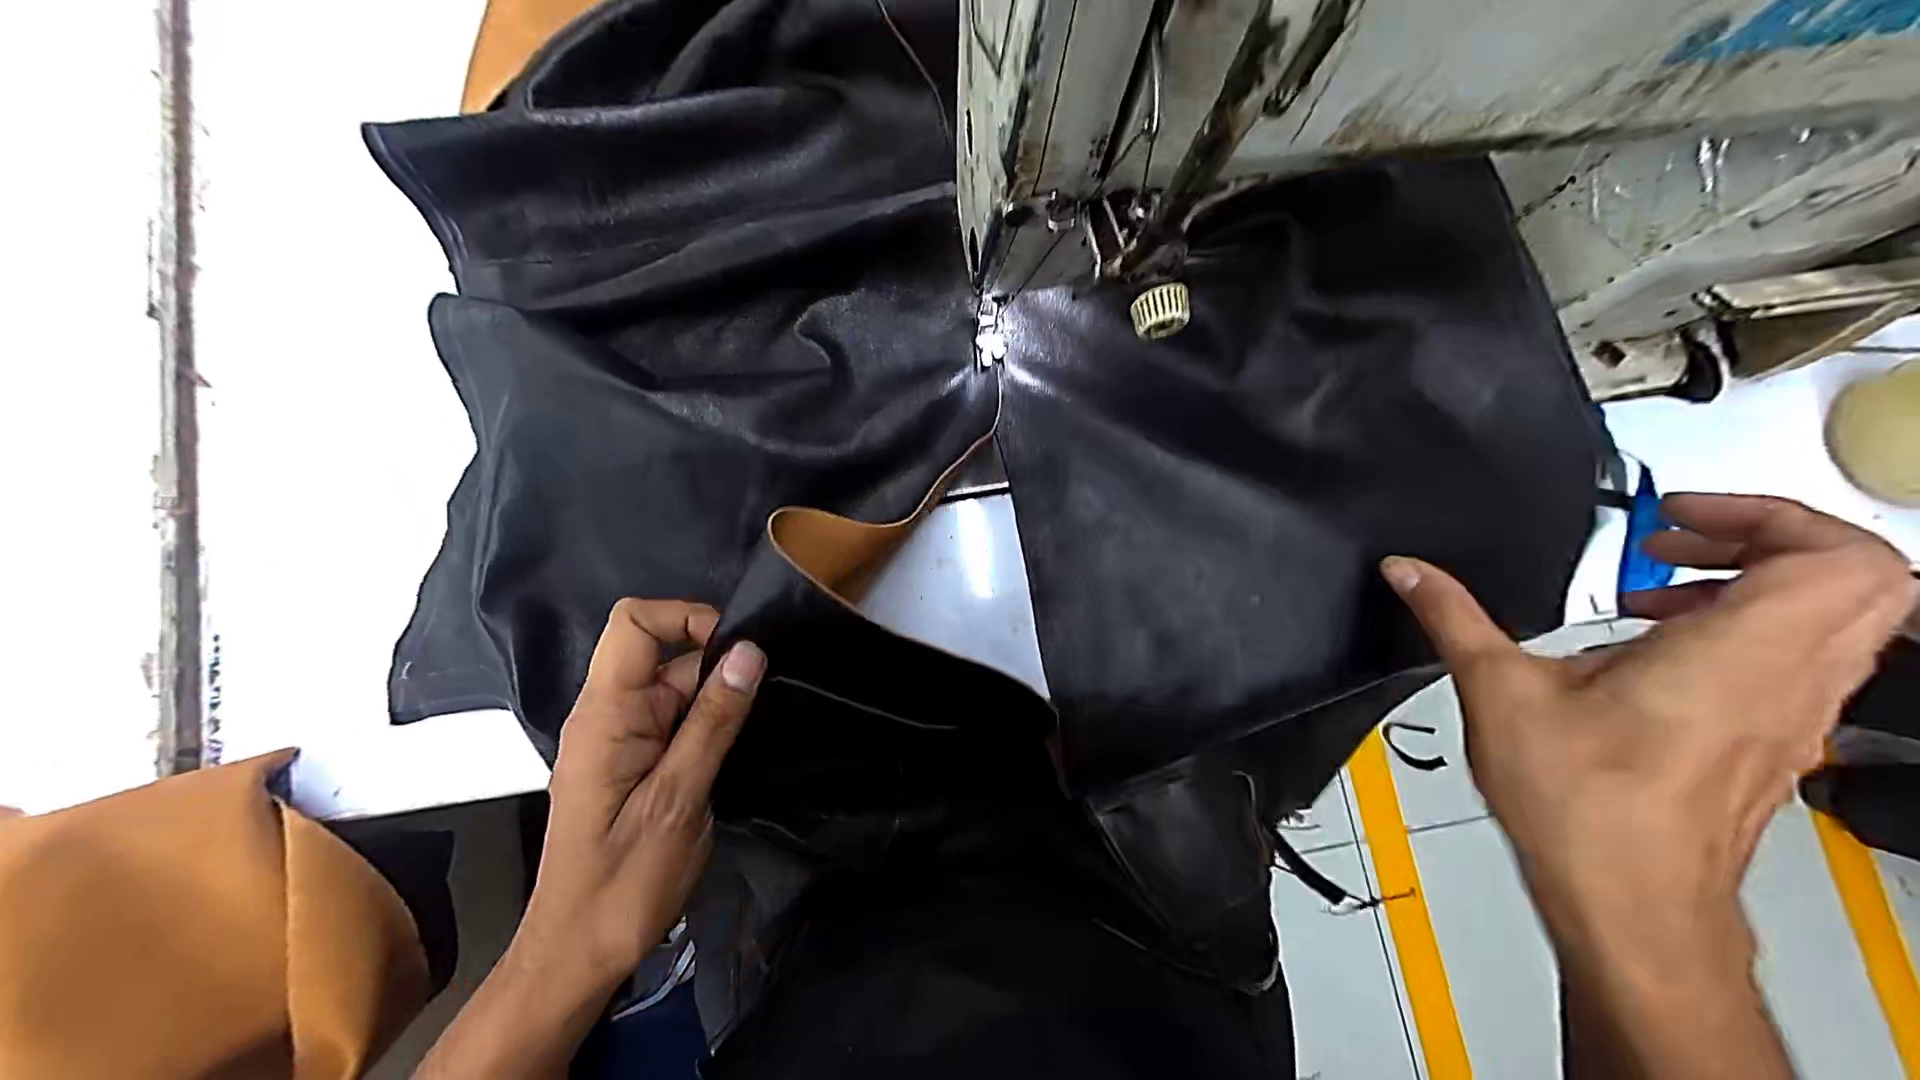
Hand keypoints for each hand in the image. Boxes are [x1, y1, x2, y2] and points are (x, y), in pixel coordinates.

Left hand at [520, 599, 764, 983]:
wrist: (578, 956)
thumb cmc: (622, 885)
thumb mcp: (679, 799)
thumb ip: (714, 721)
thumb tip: (749, 653)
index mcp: (605, 714)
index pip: (634, 624)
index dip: (686, 617)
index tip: (737, 651)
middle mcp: (608, 714)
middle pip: (666, 654)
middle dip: (717, 669)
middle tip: (759, 707)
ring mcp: (621, 737)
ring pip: (678, 687)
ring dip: (717, 701)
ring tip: (751, 734)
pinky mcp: (636, 759)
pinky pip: (677, 718)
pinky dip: (710, 724)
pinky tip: (734, 751)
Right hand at [1382, 493, 1912, 1076]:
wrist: (1628, 900)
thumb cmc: (1583, 807)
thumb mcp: (1494, 687)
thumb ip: (1450, 614)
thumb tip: (1409, 571)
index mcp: (1733, 658)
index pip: (1836, 554)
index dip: (1763, 513)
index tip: (1674, 517)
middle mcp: (1787, 684)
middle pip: (1865, 578)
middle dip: (1769, 538)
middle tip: (1677, 540)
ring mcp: (1791, 717)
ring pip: (1843, 620)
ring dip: (1758, 583)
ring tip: (1657, 589)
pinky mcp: (1772, 742)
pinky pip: (1801, 662)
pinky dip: (1745, 630)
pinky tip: (1651, 648)